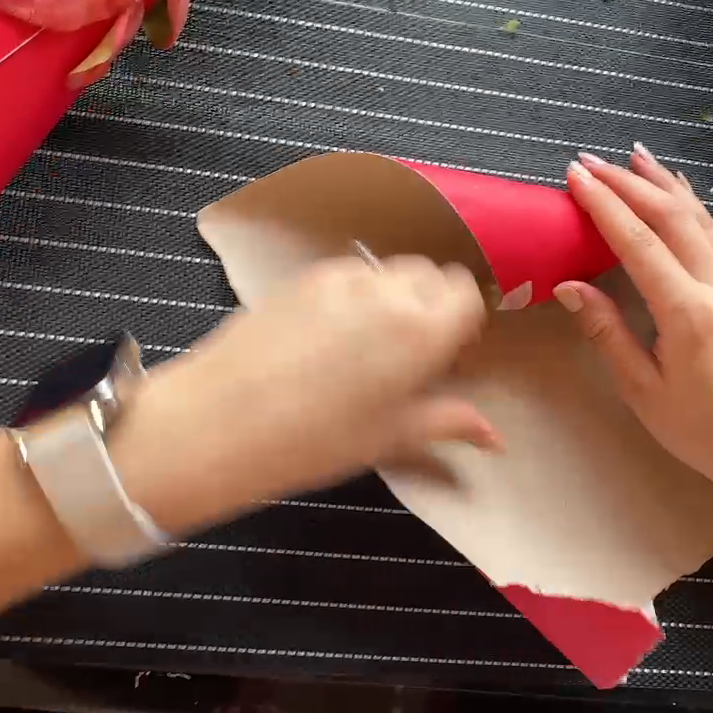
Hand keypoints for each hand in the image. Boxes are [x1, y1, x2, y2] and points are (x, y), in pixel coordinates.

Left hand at [115, 255, 496, 532]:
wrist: (219, 422)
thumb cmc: (312, 440)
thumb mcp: (389, 437)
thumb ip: (448, 421)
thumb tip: (493, 435)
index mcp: (420, 330)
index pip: (465, 293)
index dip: (460, 320)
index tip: (447, 351)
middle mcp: (386, 292)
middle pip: (430, 275)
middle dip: (430, 304)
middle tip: (409, 352)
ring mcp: (341, 278)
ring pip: (388, 271)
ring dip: (392, 297)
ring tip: (365, 345)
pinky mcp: (303, 277)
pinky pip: (347, 274)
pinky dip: (354, 295)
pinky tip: (328, 337)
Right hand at [555, 145, 712, 489]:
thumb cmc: (700, 429)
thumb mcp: (642, 388)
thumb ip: (608, 332)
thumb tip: (571, 286)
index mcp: (686, 311)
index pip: (638, 242)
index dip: (604, 205)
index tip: (575, 177)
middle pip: (670, 216)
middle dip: (628, 183)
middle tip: (590, 161)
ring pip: (697, 217)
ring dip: (662, 183)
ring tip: (635, 154)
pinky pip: (712, 233)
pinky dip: (690, 204)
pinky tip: (679, 191)